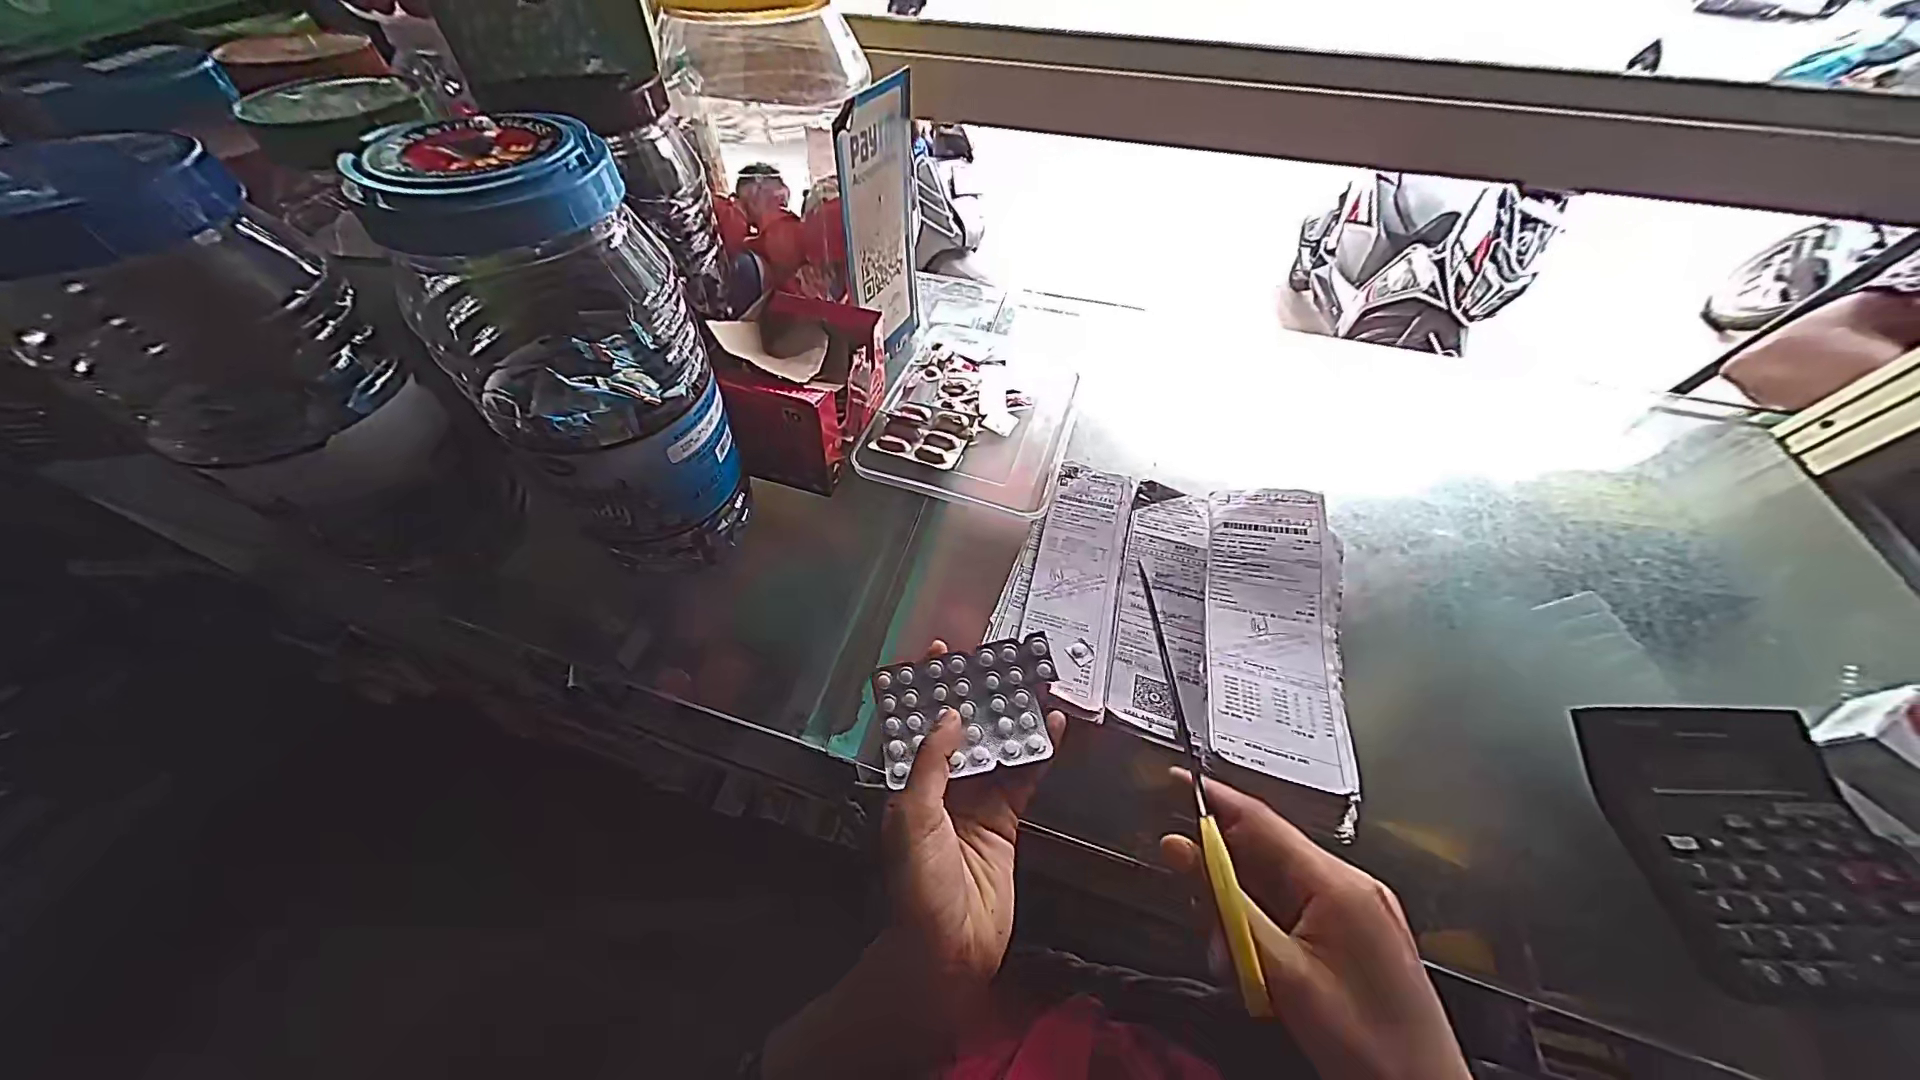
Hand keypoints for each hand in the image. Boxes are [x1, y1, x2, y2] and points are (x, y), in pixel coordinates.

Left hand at [884, 640, 1068, 1007]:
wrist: (950, 950)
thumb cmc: (917, 889)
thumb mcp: (913, 815)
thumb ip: (932, 763)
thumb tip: (947, 717)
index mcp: (909, 782)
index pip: (917, 722)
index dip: (926, 687)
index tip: (939, 653)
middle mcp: (941, 785)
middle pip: (961, 728)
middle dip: (975, 695)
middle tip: (995, 663)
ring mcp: (974, 800)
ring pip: (995, 747)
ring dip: (1010, 718)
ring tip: (1028, 685)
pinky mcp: (1004, 818)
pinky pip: (1022, 777)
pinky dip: (1037, 752)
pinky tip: (1049, 730)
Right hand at [1160, 772, 1470, 1079]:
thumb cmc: (1370, 1047)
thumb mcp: (1281, 972)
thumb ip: (1225, 904)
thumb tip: (1179, 849)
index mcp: (1339, 883)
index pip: (1260, 820)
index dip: (1213, 797)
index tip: (1174, 781)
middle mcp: (1348, 885)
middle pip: (1262, 852)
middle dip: (1219, 873)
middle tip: (1191, 897)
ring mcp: (1352, 909)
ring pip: (1271, 884)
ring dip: (1237, 909)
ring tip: (1227, 952)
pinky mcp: (1349, 932)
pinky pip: (1289, 908)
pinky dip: (1259, 924)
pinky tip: (1250, 959)